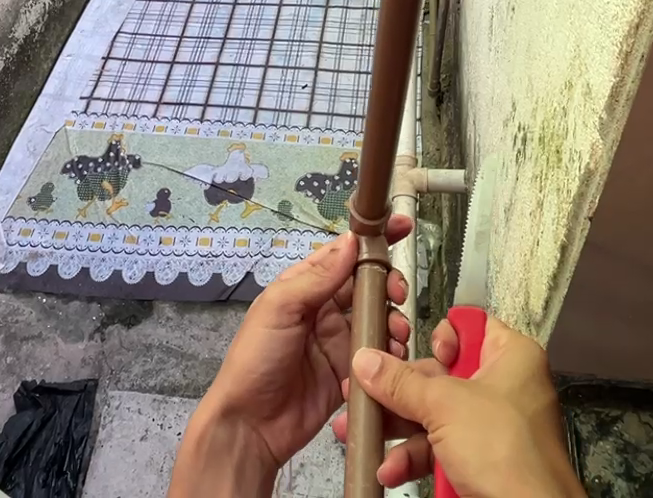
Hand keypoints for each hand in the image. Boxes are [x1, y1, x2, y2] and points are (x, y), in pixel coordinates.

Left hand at [168, 215, 411, 497]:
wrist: (249, 426)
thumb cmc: (256, 357)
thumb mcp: (280, 308)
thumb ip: (317, 276)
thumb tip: (351, 240)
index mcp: (305, 285)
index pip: (344, 253)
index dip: (372, 239)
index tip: (403, 226)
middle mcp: (325, 308)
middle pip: (368, 285)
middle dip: (389, 283)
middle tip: (397, 293)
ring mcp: (339, 341)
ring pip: (378, 319)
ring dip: (393, 320)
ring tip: (397, 332)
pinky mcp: (350, 373)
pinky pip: (377, 356)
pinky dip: (389, 354)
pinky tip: (391, 359)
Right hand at [336, 315, 584, 496]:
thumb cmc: (502, 449)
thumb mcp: (444, 405)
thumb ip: (400, 382)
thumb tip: (364, 360)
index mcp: (510, 356)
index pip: (471, 326)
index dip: (442, 336)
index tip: (422, 353)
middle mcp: (502, 386)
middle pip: (440, 374)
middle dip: (398, 389)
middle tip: (362, 393)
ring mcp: (490, 426)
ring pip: (435, 413)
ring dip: (397, 425)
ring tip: (361, 432)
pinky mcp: (480, 461)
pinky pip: (441, 447)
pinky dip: (413, 456)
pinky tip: (388, 468)